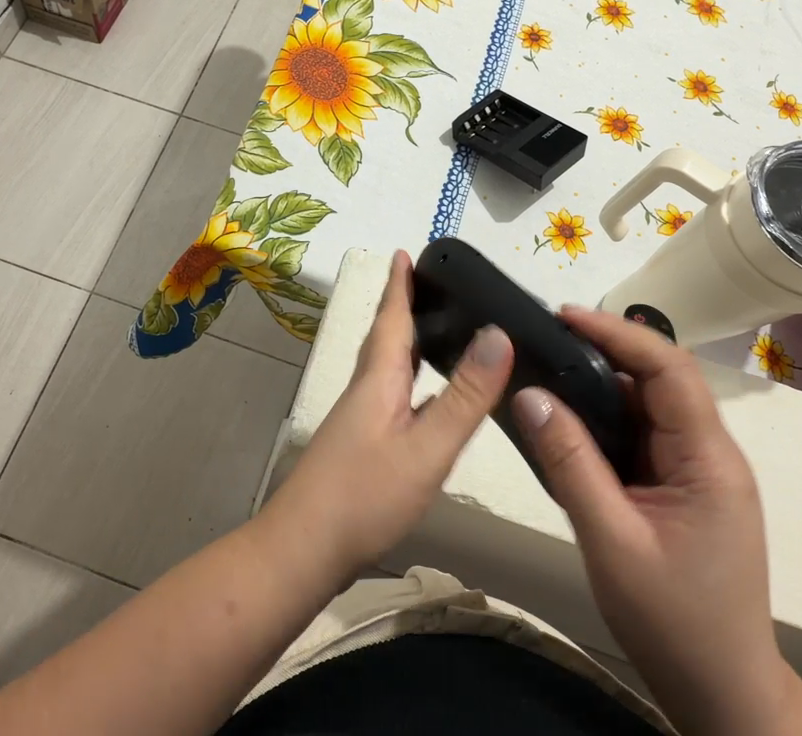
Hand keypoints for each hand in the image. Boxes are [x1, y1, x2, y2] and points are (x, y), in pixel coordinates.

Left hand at [265, 250, 512, 578]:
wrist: (303, 550)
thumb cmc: (364, 496)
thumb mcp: (426, 448)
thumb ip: (464, 396)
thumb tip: (497, 334)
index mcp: (377, 380)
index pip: (391, 319)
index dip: (399, 286)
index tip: (405, 251)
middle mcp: (365, 392)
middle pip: (386, 339)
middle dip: (406, 309)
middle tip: (433, 286)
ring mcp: (359, 422)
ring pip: (387, 369)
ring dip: (408, 344)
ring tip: (438, 333)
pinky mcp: (360, 448)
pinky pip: (391, 397)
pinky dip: (411, 383)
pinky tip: (427, 401)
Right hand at [511, 305, 796, 734]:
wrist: (719, 689)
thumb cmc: (672, 619)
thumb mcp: (611, 539)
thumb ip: (570, 464)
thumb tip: (530, 394)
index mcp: (708, 459)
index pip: (669, 369)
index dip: (618, 333)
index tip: (561, 315)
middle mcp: (709, 455)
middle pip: (658, 382)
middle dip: (601, 353)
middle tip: (538, 341)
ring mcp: (696, 474)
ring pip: (646, 410)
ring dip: (598, 389)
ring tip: (541, 371)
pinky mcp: (679, 491)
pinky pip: (640, 440)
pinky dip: (602, 425)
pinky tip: (563, 423)